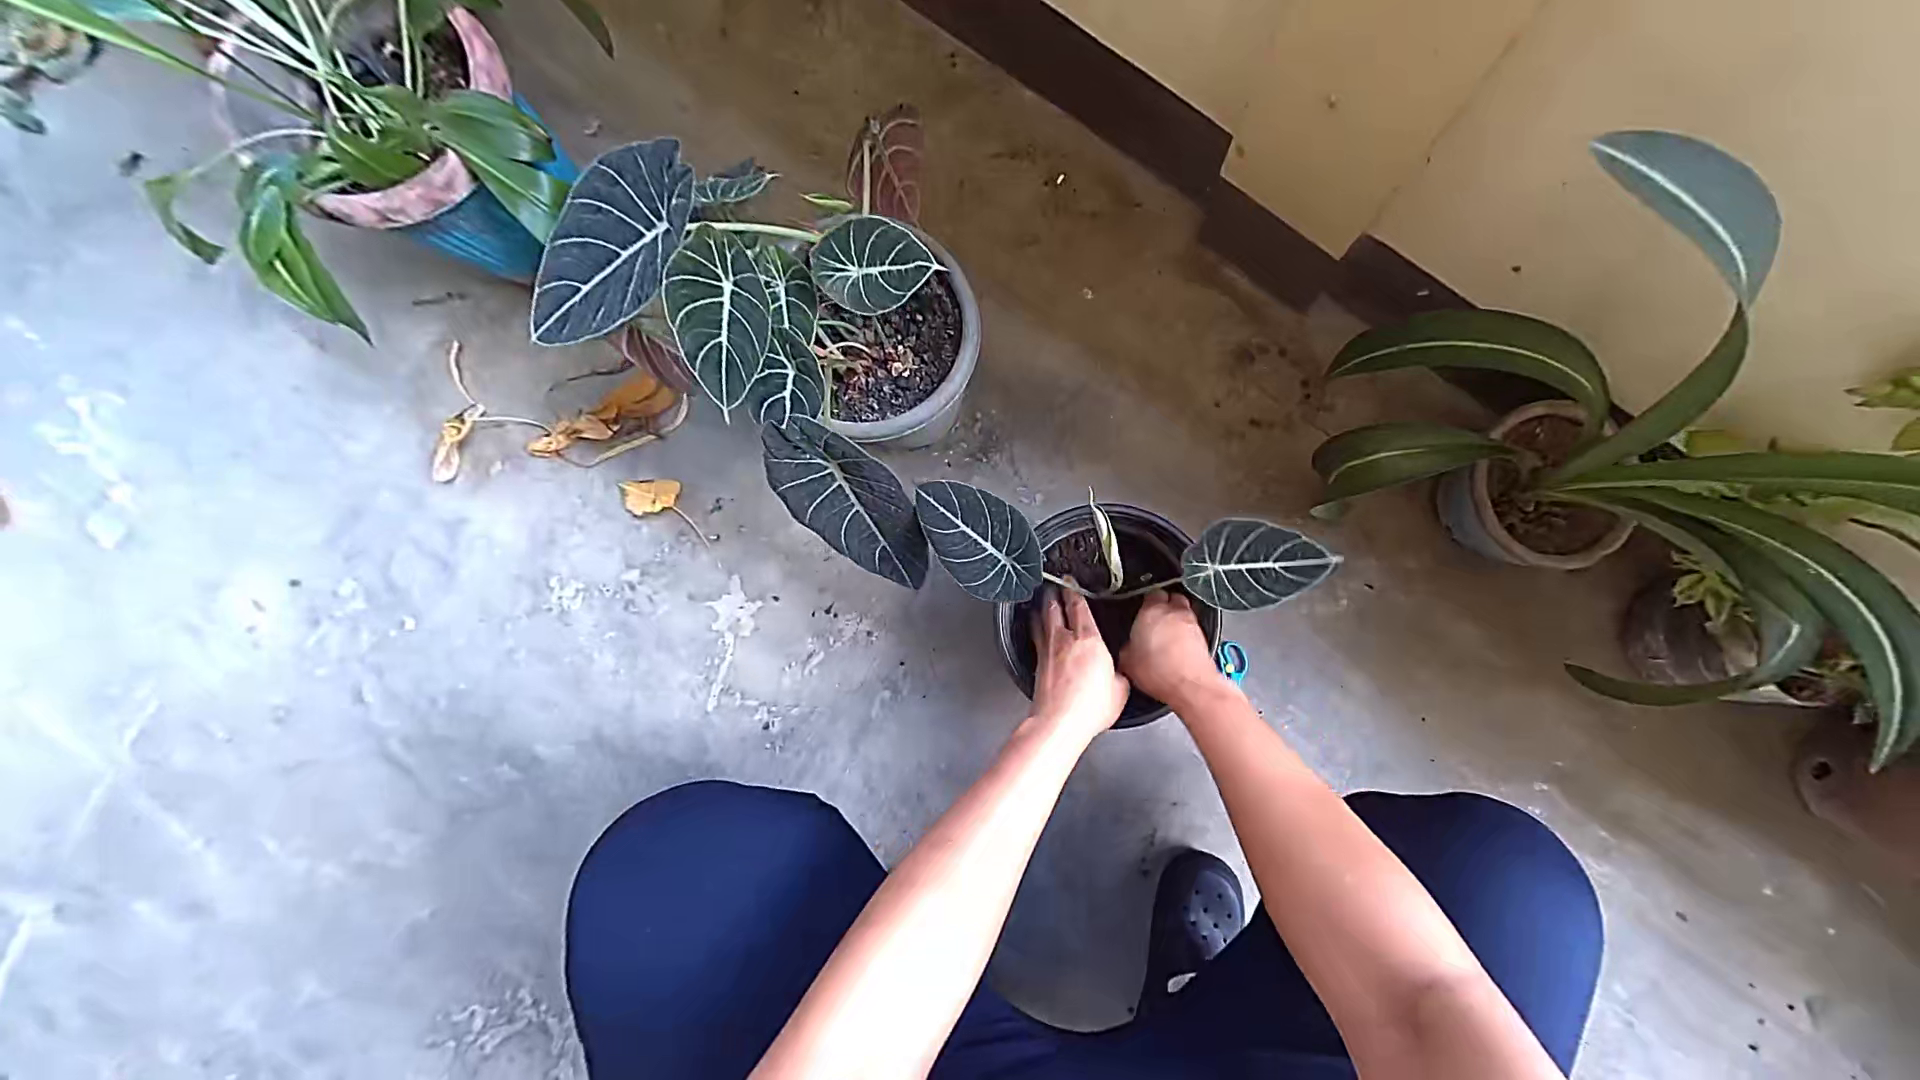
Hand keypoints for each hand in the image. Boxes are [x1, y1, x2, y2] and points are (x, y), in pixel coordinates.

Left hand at [1030, 587, 1129, 740]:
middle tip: (1053, 585)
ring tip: (1041, 602)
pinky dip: (1035, 628)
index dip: (1074, 591)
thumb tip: (1118, 675)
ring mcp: (1047, 651)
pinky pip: (1035, 638)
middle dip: (1054, 594)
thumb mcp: (1119, 690)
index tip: (1071, 583)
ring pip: (1041, 621)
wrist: (1059, 722)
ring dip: (1041, 608)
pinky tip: (1035, 629)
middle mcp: (1064, 640)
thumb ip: (1119, 675)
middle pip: (1055, 608)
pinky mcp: (1037, 665)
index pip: (1078, 607)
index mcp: (1088, 639)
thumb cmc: (1088, 708)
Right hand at [1119, 591, 1232, 709]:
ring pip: (1184, 612)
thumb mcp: (1127, 662)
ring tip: (1167, 634)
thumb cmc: (1160, 672)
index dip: (1146, 600)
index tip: (1141, 608)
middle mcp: (1174, 612)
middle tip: (1155, 619)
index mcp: (1151, 611)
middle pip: (1171, 597)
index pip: (1150, 592)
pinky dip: (1187, 635)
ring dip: (1177, 619)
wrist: (1190, 687)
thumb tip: (1127, 650)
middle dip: (1164, 605)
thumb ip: (1126, 648)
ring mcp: (1192, 624)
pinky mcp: (1204, 638)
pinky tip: (1179, 649)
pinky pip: (1193, 629)